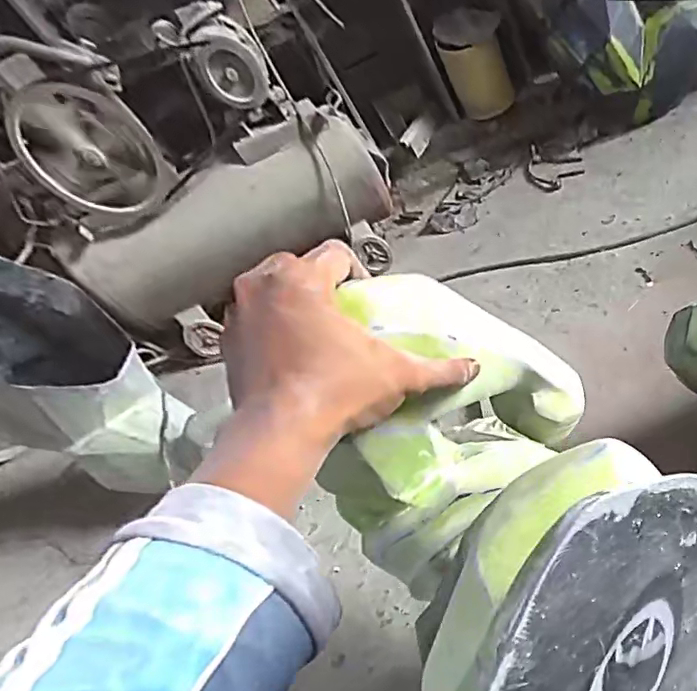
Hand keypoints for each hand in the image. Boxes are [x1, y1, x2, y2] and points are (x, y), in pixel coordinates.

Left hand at [221, 239, 475, 447]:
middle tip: (338, 319)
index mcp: (303, 278)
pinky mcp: (224, 340)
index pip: (336, 253)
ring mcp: (237, 310)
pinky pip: (249, 319)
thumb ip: (436, 369)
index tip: (363, 301)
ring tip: (311, 335)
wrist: (281, 431)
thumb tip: (472, 366)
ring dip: (289, 303)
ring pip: (269, 289)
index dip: (356, 273)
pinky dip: (266, 328)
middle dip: (319, 285)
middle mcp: (263, 282)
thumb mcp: (395, 377)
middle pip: (298, 266)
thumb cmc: (338, 393)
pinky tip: (285, 354)